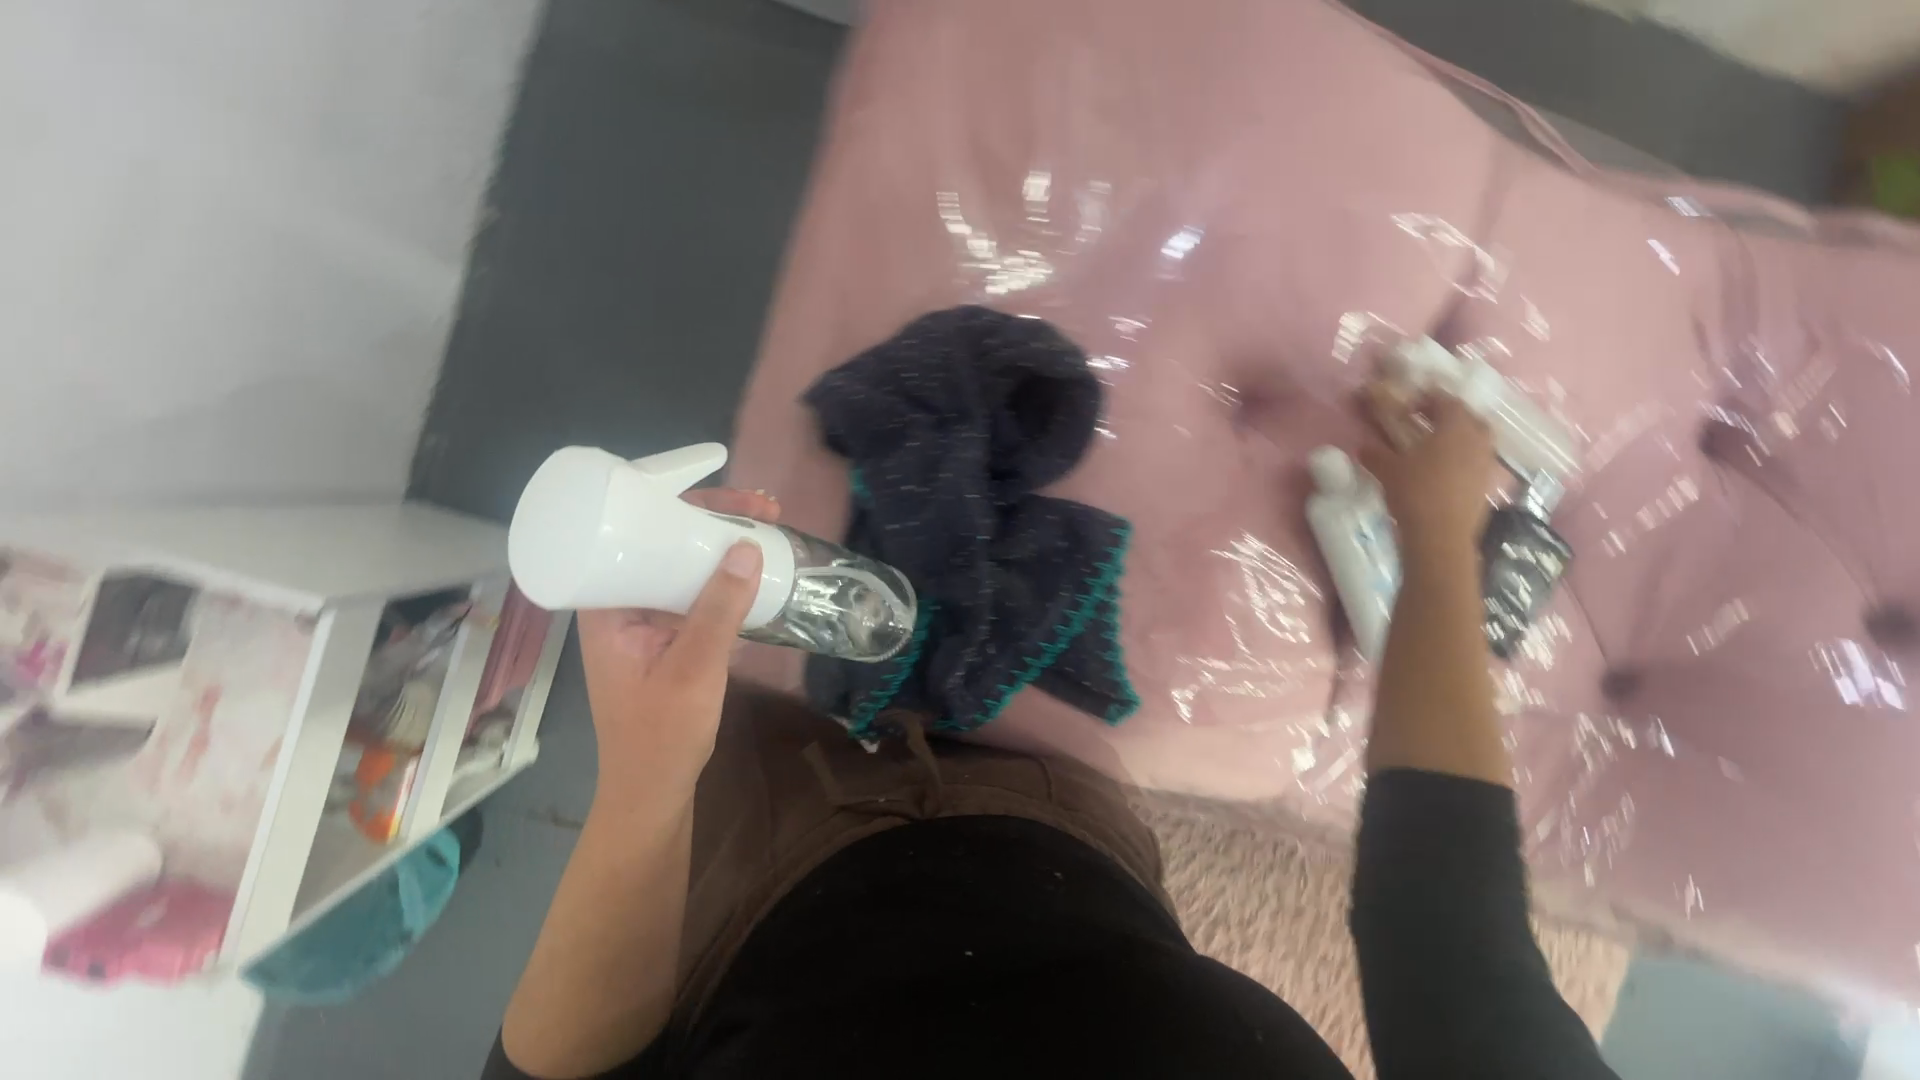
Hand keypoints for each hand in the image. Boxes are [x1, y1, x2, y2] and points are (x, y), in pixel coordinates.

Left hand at [576, 488, 775, 810]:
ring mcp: (646, 619)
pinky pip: (696, 592)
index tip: (728, 494)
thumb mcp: (692, 670)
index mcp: (605, 602)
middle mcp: (621, 601)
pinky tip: (756, 569)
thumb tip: (747, 548)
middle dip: (714, 518)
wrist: (654, 791)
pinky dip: (725, 577)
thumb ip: (719, 612)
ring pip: (683, 564)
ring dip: (724, 545)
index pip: (633, 529)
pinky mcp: (669, 635)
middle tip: (764, 507)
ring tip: (769, 525)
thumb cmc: (660, 735)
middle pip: (662, 539)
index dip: (680, 500)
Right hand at [1359, 392, 1494, 573]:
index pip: (1447, 401)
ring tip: (1437, 450)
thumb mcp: (1387, 470)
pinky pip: (1478, 463)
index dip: (1430, 399)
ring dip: (1460, 439)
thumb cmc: (1414, 493)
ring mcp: (1486, 464)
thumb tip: (1363, 447)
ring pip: (1478, 441)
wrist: (1440, 536)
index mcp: (1455, 428)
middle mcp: (1477, 440)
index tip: (1413, 404)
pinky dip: (1464, 462)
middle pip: (1470, 418)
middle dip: (1452, 417)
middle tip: (1430, 424)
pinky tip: (1444, 474)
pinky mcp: (1487, 486)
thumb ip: (1376, 454)